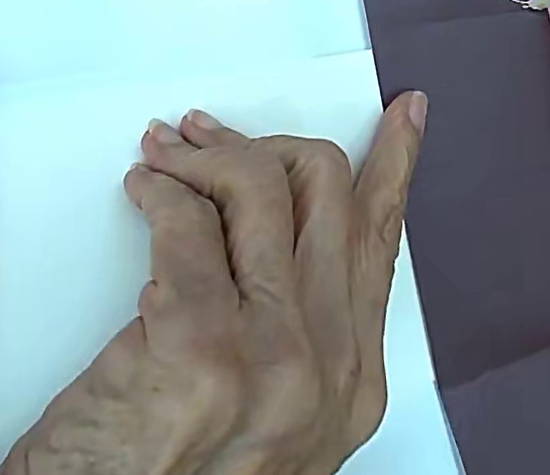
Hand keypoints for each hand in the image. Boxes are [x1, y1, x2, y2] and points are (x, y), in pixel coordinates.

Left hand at [0, 93, 427, 474]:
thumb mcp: (270, 400)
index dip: (397, 160)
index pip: (382, 236)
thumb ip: (297, 313)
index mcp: (353, 376)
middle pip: (325, 184)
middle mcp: (329, 364)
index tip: (404, 111)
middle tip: (206, 137)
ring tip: (164, 155)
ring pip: (261, 182)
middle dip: (262, 143)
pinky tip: (144, 192)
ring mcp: (274, 355)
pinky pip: (189, 216)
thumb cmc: (171, 466)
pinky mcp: (202, 345)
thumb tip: (282, 211)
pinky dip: (162, 187)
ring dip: (204, 153)